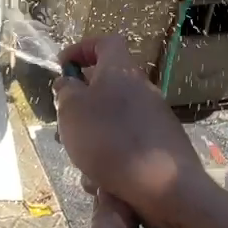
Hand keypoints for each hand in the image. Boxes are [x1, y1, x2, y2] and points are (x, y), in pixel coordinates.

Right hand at [54, 35, 204, 218]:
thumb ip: (66, 92)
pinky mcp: (162, 143)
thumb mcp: (71, 111)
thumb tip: (69, 83)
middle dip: (83, 100)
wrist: (163, 185)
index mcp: (120, 71)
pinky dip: (111, 149)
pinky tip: (101, 174)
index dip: (82, 48)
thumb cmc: (109, 139)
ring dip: (94, 129)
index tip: (64, 66)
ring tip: (78, 154)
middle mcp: (142, 88)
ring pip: (115, 115)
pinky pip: (128, 138)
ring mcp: (156, 116)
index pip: (106, 42)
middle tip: (65, 119)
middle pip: (108, 82)